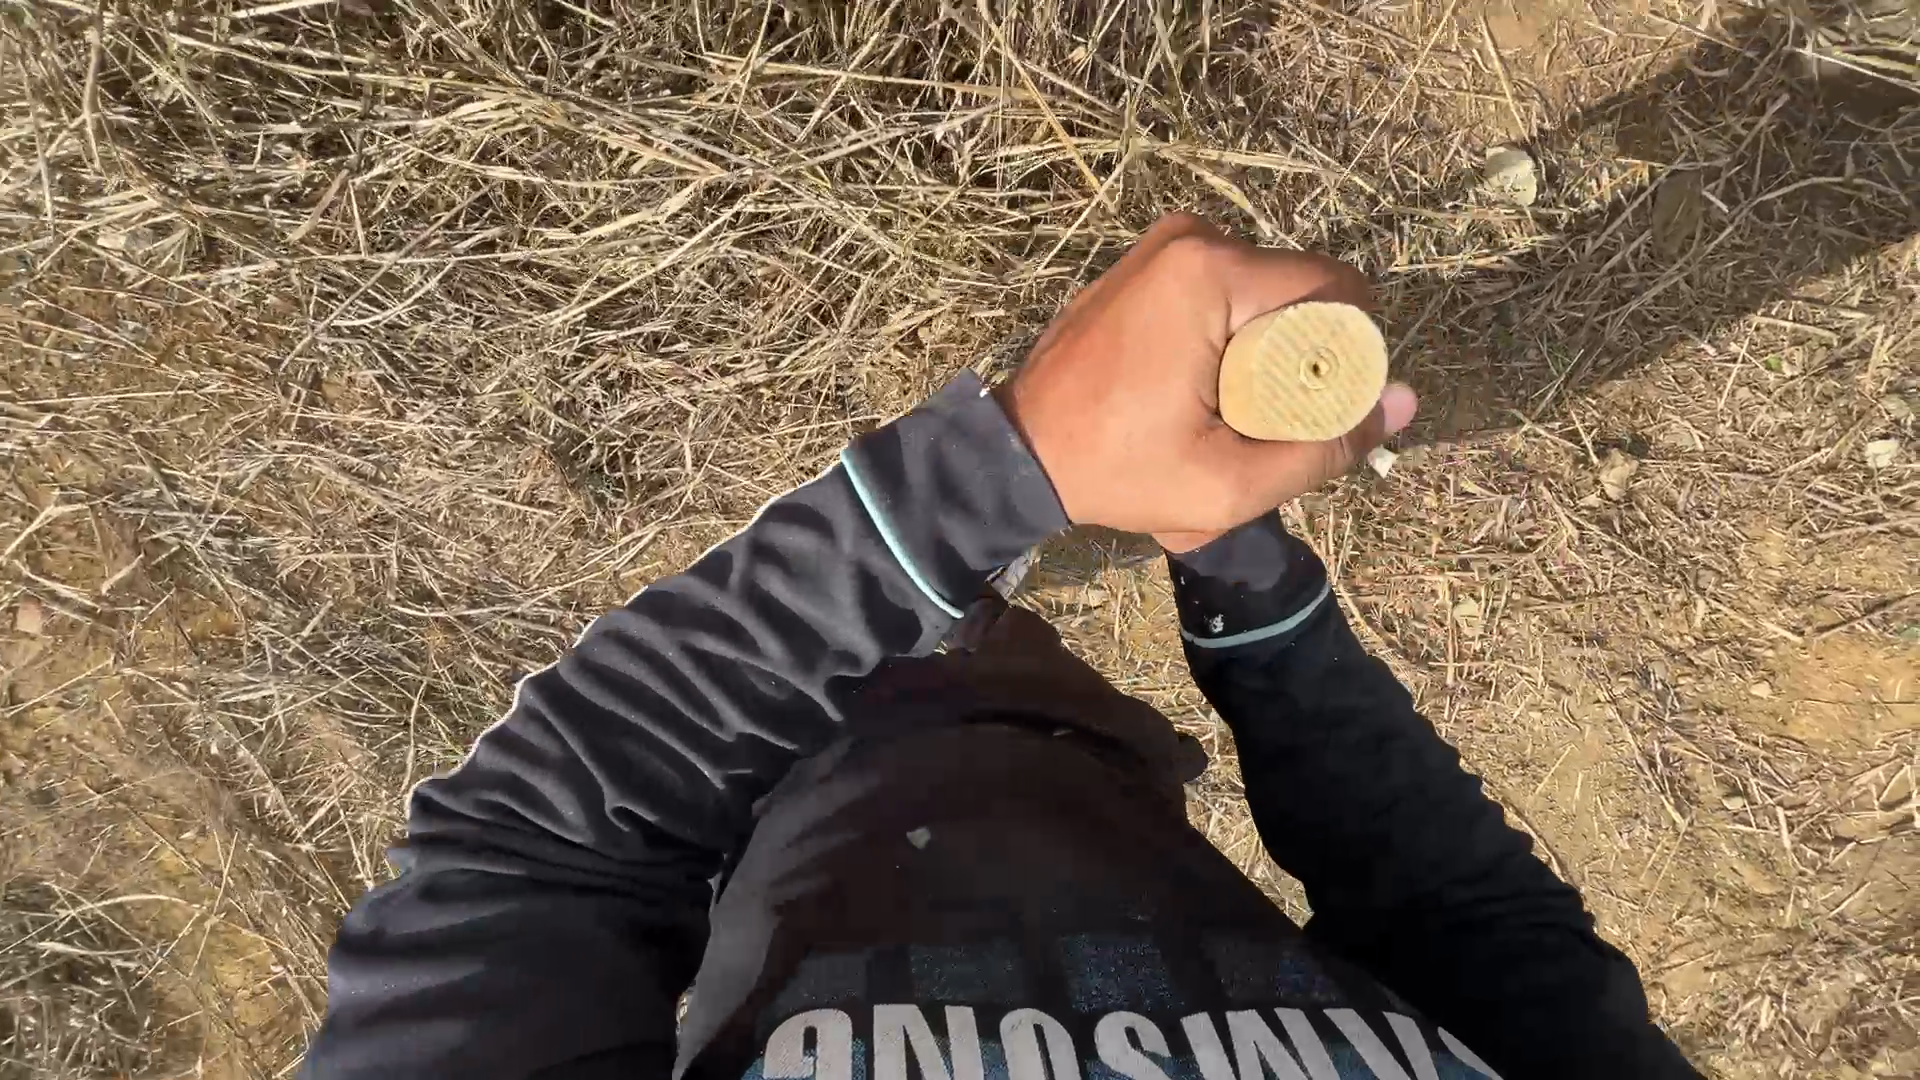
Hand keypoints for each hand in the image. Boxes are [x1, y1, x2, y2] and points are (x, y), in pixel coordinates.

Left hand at [996, 213, 1417, 551]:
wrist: (1019, 455)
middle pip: (1291, 293)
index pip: (1334, 292)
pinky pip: (1213, 295)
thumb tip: (1403, 403)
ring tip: (1218, 414)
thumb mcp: (1228, 484)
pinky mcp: (1137, 269)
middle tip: (1254, 425)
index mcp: (1212, 273)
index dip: (1347, 354)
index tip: (1313, 410)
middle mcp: (1187, 239)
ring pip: (1254, 296)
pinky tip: (1191, 392)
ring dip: (1257, 353)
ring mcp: (1155, 248)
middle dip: (1296, 359)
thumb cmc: (1115, 471)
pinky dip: (1221, 339)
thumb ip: (1324, 448)